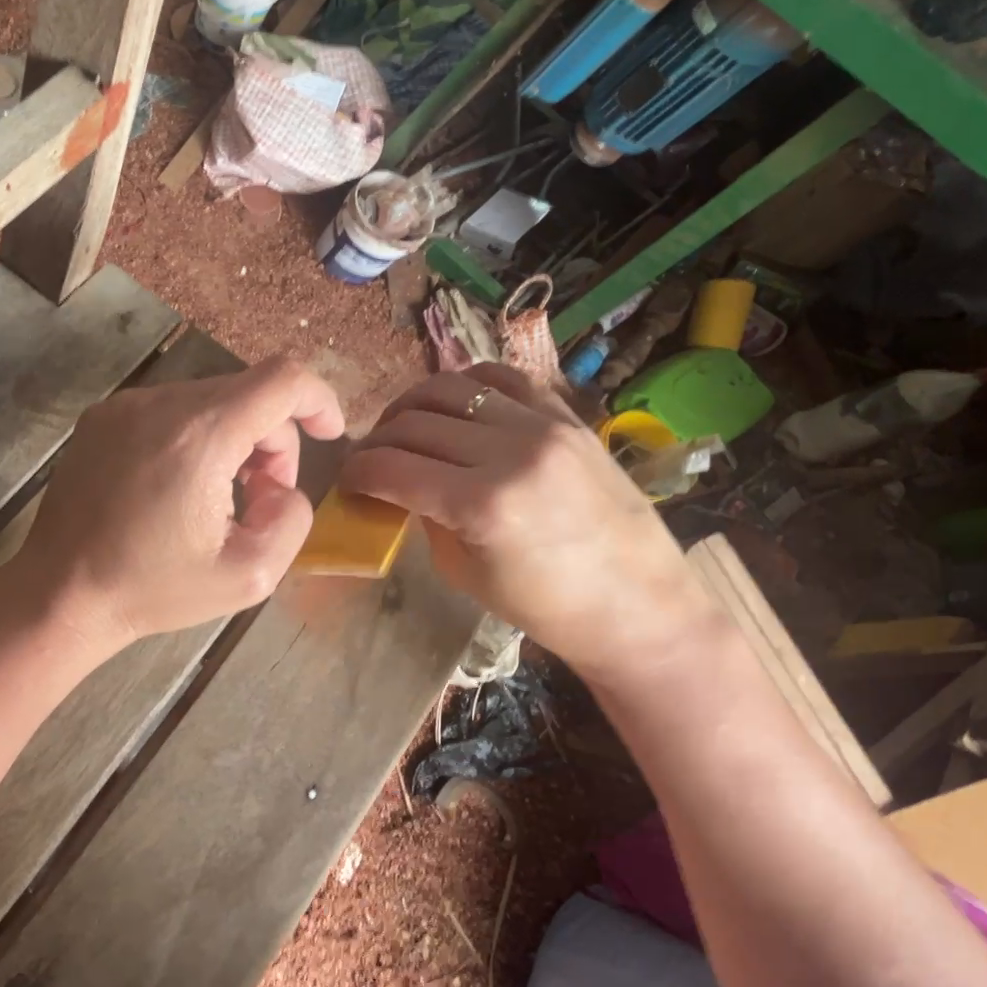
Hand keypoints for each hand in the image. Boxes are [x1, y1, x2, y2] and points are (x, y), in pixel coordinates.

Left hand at [7, 357, 344, 653]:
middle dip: (272, 439)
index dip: (319, 400)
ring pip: (205, 400)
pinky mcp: (97, 419)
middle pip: (245, 391)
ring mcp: (121, 407)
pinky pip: (165, 411)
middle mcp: (158, 404)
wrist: (60, 593)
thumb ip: (294, 519)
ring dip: (230, 438)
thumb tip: (281, 487)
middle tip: (261, 498)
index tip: (330, 435)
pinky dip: (190, 436)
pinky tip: (174, 488)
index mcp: (198, 435)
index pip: (282, 378)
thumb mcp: (249, 575)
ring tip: (216, 498)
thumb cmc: (151, 589)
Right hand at [340, 363, 717, 678]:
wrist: (640, 607)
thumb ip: (424, 515)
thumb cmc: (545, 607)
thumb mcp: (461, 569)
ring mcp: (545, 427)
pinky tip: (451, 408)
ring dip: (410, 406)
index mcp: (482, 505)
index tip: (346, 482)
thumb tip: (395, 482)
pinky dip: (465, 386)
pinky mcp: (569, 418)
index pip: (389, 467)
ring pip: (450, 388)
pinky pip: (502, 378)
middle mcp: (512, 453)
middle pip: (412, 424)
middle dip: (375, 442)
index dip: (355, 472)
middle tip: (368, 461)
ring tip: (402, 428)